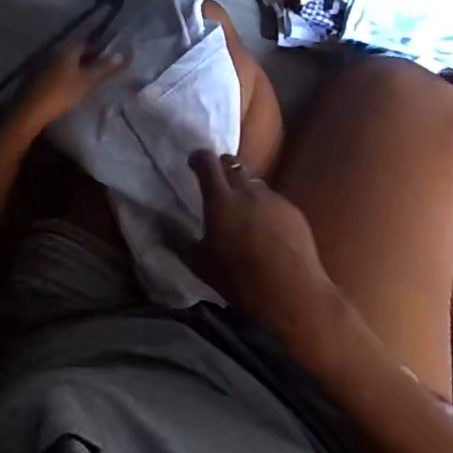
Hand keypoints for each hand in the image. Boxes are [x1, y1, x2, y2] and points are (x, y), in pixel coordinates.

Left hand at [12, 40, 126, 134]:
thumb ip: (103, 68)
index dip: (96, 48)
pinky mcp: (41, 79)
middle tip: (100, 68)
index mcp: (67, 52)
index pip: (84, 43)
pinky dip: (68, 75)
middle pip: (74, 52)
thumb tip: (121, 55)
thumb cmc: (62, 92)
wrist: (33, 110)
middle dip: (87, 58)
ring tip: (89, 78)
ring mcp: (46, 66)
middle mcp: (56, 55)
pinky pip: (59, 72)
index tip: (106, 57)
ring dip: (77, 67)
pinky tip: (72, 86)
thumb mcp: (86, 81)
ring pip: (66, 63)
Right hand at [191, 150, 337, 338]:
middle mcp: (247, 192)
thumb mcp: (200, 264)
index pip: (207, 161)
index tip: (193, 163)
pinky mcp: (292, 210)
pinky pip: (272, 198)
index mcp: (221, 200)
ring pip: (253, 181)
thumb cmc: (240, 281)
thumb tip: (159, 224)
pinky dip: (263, 205)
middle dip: (221, 168)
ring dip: (243, 188)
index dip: (198, 158)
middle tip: (215, 186)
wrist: (292, 295)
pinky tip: (264, 229)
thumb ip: (178, 240)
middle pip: (232, 163)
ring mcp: (273, 199)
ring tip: (240, 210)